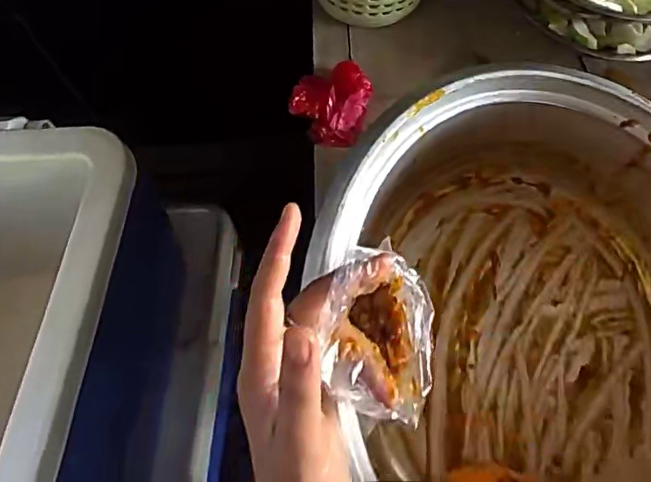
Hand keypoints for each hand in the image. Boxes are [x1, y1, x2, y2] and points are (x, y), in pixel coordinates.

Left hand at [240, 203, 360, 481]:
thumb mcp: (301, 436)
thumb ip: (299, 385)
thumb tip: (302, 333)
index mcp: (262, 367)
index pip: (266, 295)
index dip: (278, 250)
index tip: (293, 213)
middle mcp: (276, 360)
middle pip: (308, 302)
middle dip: (343, 279)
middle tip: (382, 264)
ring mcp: (297, 371)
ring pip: (328, 319)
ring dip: (357, 305)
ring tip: (388, 288)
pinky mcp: (316, 382)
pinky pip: (342, 347)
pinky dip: (365, 348)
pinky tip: (386, 373)